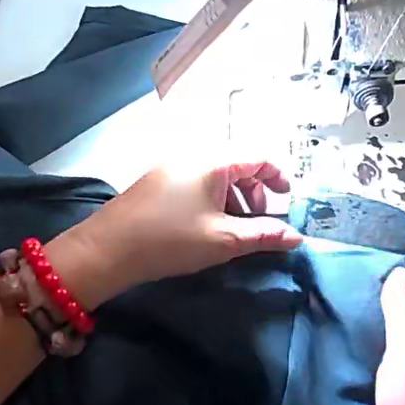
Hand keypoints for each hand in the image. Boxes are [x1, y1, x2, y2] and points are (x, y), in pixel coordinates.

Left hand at [50, 160, 302, 306]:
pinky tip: (205, 226)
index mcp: (213, 161)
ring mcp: (170, 167)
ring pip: (215, 175)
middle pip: (237, 164)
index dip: (278, 176)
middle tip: (259, 222)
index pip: (258, 156)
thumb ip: (263, 235)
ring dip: (233, 197)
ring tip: (233, 229)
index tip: (286, 201)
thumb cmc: (171, 240)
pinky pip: (194, 181)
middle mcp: (192, 155)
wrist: (107, 250)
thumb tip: (296, 236)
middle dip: (255, 191)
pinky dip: (211, 199)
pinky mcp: (155, 182)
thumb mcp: (224, 240)